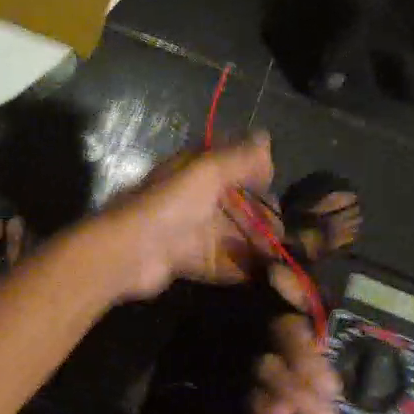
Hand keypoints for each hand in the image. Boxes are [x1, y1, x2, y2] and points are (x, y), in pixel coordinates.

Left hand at [96, 132, 275, 299]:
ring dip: (256, 245)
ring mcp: (191, 230)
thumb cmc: (170, 205)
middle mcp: (195, 197)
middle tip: (283, 234)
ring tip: (279, 258)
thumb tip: (265, 136)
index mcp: (196, 171)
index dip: (257, 175)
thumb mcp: (207, 172)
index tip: (276, 188)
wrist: (130, 250)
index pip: (234, 167)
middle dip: (261, 218)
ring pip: (232, 235)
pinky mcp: (189, 259)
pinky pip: (222, 263)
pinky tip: (263, 276)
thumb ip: (239, 157)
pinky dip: (241, 268)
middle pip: (238, 206)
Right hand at [249, 263, 413, 413]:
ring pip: (270, 359)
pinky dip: (268, 402)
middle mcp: (323, 356)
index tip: (287, 278)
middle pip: (287, 325)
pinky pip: (257, 395)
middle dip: (299, 345)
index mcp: (359, 345)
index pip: (322, 302)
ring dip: (293, 383)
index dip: (300, 285)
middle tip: (327, 378)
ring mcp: (298, 385)